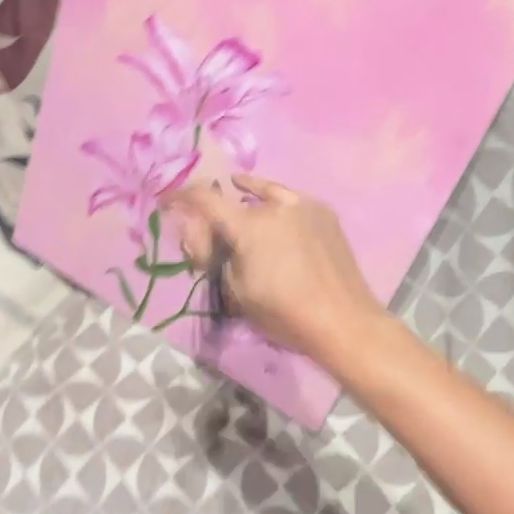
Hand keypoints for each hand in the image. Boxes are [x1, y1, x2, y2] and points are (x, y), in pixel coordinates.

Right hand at [161, 174, 390, 367]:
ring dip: (245, 196)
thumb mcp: (235, 290)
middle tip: (212, 226)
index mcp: (247, 226)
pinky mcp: (323, 214)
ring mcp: (302, 206)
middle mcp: (273, 207)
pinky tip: (271, 206)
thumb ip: (218, 258)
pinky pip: (288, 198)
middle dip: (217, 212)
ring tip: (238, 191)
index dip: (181, 195)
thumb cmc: (284, 313)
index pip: (204, 199)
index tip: (168, 198)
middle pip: (233, 201)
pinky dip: (273, 199)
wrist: (344, 322)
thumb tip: (210, 241)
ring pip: (263, 193)